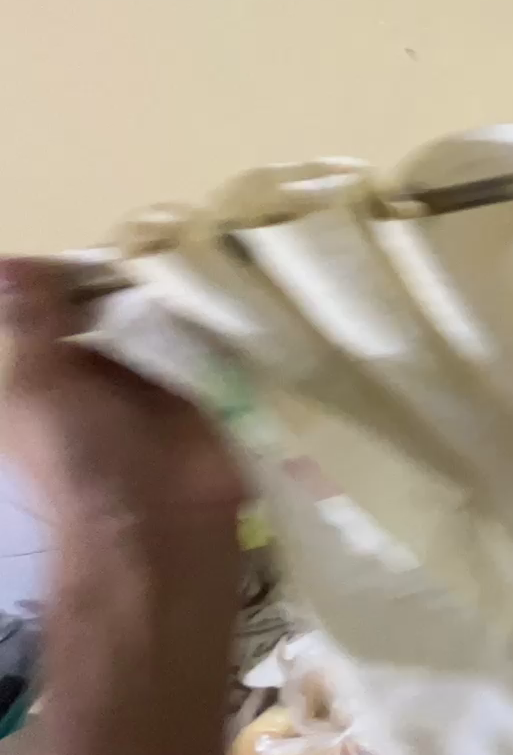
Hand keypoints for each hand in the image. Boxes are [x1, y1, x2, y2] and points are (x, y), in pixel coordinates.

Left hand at [0, 258, 246, 533]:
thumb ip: (34, 323)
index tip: (125, 244)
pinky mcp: (216, 383)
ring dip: (190, 299)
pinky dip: (227, 323)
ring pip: (174, 322)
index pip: (65, 306)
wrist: (162, 510)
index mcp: (51, 368)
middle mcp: (106, 367)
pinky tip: (247, 296)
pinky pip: (219, 343)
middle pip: (124, 309)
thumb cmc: (82, 453)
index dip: (85, 274)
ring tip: (220, 261)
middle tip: (184, 244)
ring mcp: (165, 376)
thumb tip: (12, 258)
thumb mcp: (40, 385)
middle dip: (146, 281)